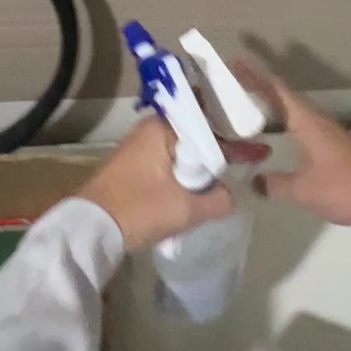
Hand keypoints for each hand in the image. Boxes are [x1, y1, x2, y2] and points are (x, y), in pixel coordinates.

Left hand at [78, 116, 271, 251]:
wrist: (90, 229)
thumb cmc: (138, 209)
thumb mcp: (185, 209)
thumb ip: (217, 199)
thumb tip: (232, 195)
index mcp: (163, 128)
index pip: (208, 121)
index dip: (236, 136)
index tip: (261, 146)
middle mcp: (151, 128)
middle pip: (196, 130)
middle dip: (222, 143)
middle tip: (250, 152)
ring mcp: (140, 145)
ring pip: (183, 145)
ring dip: (204, 157)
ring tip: (232, 168)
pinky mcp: (135, 164)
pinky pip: (170, 157)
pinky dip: (188, 167)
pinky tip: (203, 181)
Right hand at [239, 61, 350, 225]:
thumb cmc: (342, 186)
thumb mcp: (303, 190)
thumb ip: (275, 184)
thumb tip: (253, 180)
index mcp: (307, 123)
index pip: (277, 92)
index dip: (256, 76)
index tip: (237, 62)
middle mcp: (318, 121)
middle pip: (286, 97)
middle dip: (263, 88)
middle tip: (239, 83)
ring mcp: (331, 133)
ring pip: (297, 111)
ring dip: (277, 104)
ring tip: (256, 104)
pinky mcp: (339, 146)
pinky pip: (306, 125)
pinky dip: (289, 121)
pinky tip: (285, 133)